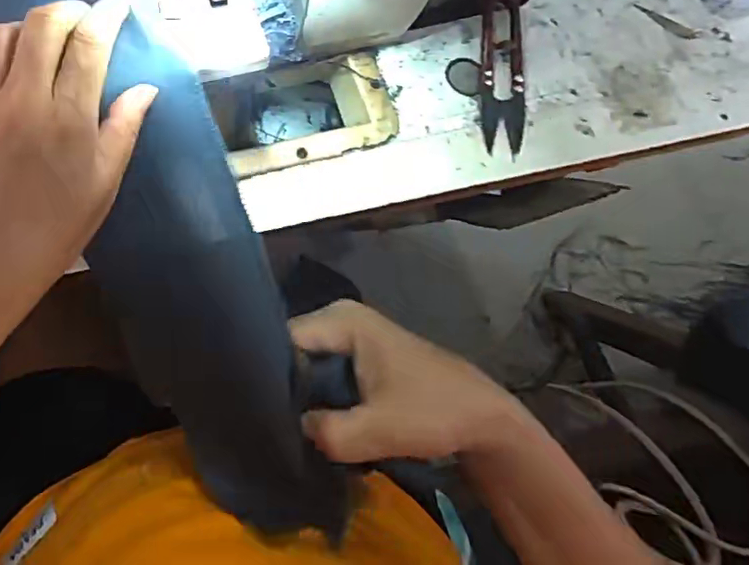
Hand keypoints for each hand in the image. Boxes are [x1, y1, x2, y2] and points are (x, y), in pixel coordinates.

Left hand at [0, 0, 157, 318]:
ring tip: (48, 40)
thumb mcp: (102, 185)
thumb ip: (123, 128)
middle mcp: (23, 98)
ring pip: (4, 32)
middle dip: (71, 8)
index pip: (89, 43)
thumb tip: (145, 88)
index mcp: (67, 118)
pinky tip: (11, 62)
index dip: (107, 14)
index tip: (119, 4)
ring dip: (31, 25)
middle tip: (86, 18)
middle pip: (44, 23)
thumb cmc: (50, 232)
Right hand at [289, 300, 531, 463]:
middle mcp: (340, 317)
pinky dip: (320, 396)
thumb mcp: (380, 430)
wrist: (485, 419)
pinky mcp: (359, 356)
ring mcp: (351, 334)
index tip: (263, 409)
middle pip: (293, 350)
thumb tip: (291, 429)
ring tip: (290, 429)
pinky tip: (315, 424)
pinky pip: (324, 371)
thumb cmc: (434, 412)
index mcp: (341, 318)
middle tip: (274, 424)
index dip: (272, 373)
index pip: (285, 339)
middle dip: (286, 386)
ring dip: (302, 395)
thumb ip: (329, 433)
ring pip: (309, 363)